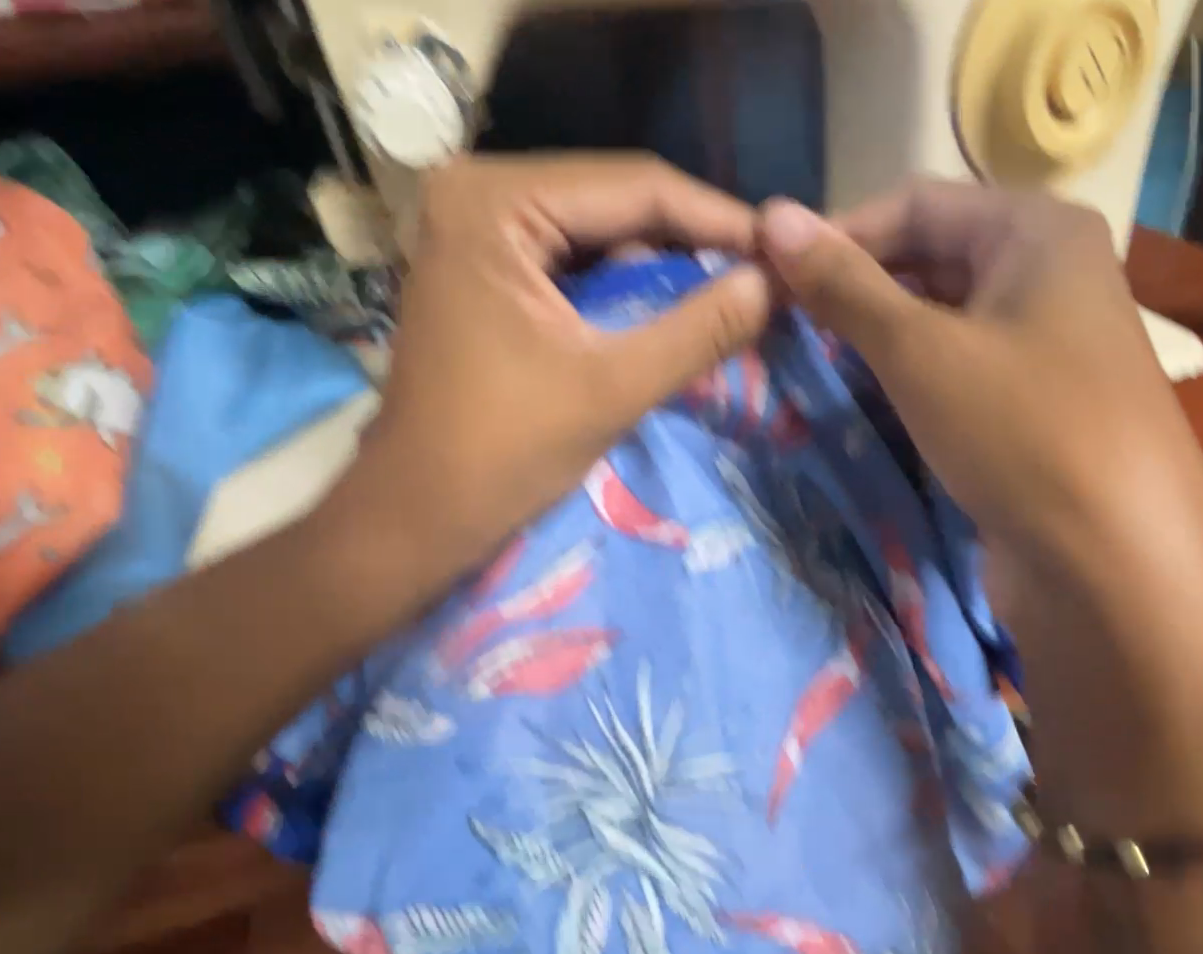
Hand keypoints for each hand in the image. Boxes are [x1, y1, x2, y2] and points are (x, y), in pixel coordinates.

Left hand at [327, 154, 773, 588]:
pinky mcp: (485, 267)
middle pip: (618, 200)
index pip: (636, 187)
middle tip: (770, 275)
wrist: (415, 516)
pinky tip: (679, 307)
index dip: (721, 221)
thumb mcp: (613, 388)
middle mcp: (479, 192)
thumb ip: (700, 330)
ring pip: (601, 230)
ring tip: (740, 292)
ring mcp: (477, 228)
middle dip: (697, 242)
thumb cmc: (501, 454)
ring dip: (668, 265)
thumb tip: (777, 284)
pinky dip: (628, 286)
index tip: (788, 252)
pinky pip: (576, 260)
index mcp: (494, 202)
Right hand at [756, 183, 1202, 581]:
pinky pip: (961, 372)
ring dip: (879, 339)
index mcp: (1037, 231)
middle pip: (932, 259)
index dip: (837, 235)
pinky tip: (867, 404)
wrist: (1113, 565)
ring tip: (812, 363)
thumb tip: (773, 218)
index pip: (914, 205)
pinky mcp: (1038, 407)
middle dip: (857, 290)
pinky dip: (912, 381)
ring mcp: (1049, 346)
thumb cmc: (1020, 431)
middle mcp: (1051, 275)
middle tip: (784, 325)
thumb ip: (845, 286)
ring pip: (944, 321)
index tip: (769, 274)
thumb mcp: (921, 351)